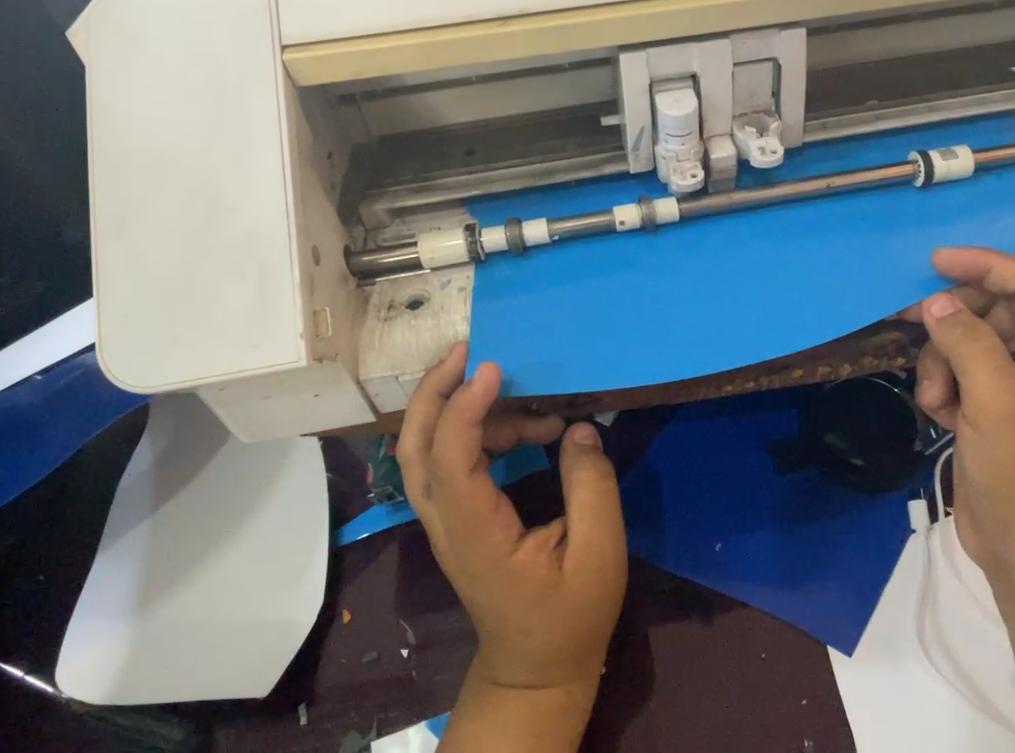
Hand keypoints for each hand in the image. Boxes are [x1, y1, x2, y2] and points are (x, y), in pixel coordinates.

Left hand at [398, 343, 627, 694]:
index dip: (464, 408)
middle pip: (414, 446)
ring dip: (466, 407)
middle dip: (433, 390)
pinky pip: (451, 459)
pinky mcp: (457, 518)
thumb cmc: (569, 617)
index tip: (495, 368)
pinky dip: (479, 428)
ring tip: (529, 395)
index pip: (449, 460)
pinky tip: (531, 426)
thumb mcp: (600, 556)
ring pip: (427, 448)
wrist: (535, 667)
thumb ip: (591, 488)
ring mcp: (446, 521)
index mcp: (475, 534)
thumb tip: (580, 429)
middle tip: (467, 348)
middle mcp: (446, 523)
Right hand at [901, 248, 1014, 583]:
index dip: (984, 267)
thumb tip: (938, 302)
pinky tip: (940, 418)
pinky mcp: (988, 417)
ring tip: (938, 403)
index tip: (935, 262)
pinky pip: (955, 379)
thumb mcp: (998, 404)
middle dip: (952, 328)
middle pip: (989, 315)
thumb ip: (969, 343)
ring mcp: (1014, 392)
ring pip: (963, 347)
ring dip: (940, 366)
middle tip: (915, 330)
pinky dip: (941, 391)